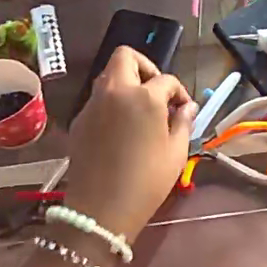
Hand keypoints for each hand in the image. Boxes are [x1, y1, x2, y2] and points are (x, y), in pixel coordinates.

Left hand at [64, 46, 194, 237]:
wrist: (102, 209)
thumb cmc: (146, 182)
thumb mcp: (176, 153)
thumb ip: (183, 123)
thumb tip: (187, 108)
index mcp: (144, 97)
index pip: (167, 80)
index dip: (179, 93)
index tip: (184, 110)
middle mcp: (115, 91)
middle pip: (126, 57)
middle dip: (146, 68)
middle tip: (157, 93)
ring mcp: (92, 104)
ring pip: (109, 76)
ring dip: (127, 83)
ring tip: (141, 111)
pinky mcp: (79, 120)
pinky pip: (98, 99)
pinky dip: (112, 103)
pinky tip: (122, 130)